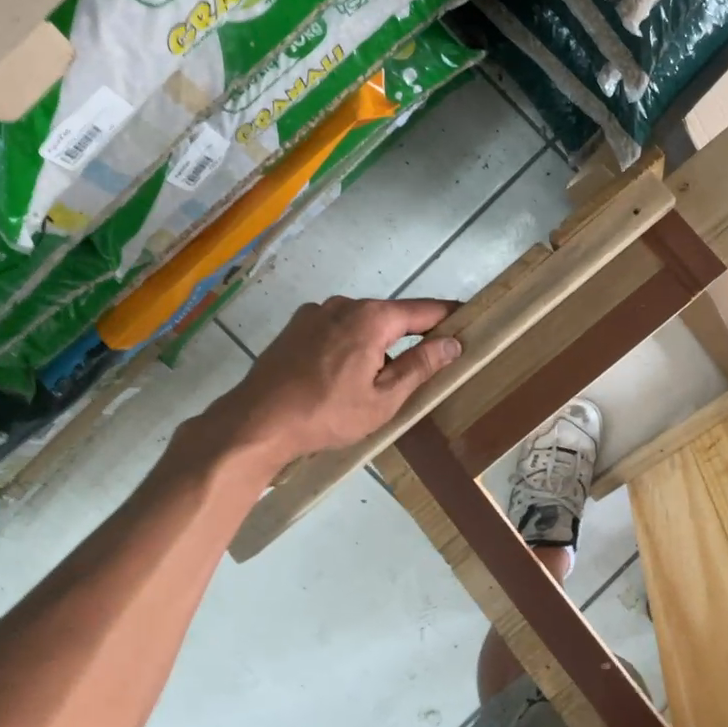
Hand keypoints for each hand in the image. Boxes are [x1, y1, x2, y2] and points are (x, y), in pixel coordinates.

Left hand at [202, 297, 460, 467]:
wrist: (256, 422)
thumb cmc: (327, 414)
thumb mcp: (384, 398)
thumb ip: (420, 366)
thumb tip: (453, 343)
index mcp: (372, 317)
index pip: (424, 310)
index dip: (449, 317)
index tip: (471, 320)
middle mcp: (344, 304)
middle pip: (391, 315)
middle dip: (411, 335)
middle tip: (427, 365)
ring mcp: (315, 312)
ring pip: (362, 323)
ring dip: (377, 344)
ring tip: (376, 382)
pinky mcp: (295, 327)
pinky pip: (336, 329)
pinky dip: (350, 345)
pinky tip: (342, 377)